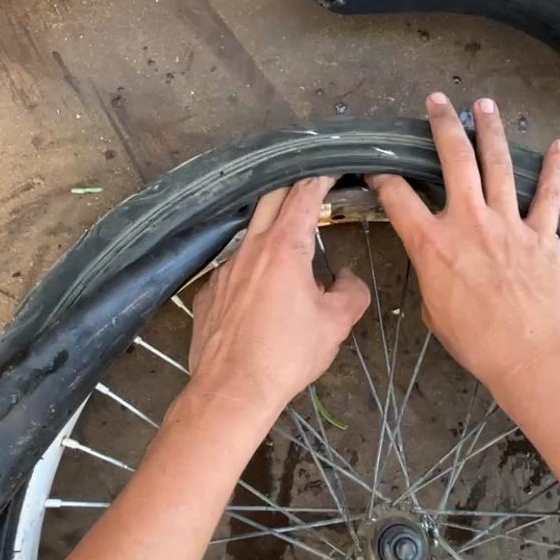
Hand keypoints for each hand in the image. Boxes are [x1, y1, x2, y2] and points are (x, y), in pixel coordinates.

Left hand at [184, 176, 370, 423]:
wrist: (232, 390)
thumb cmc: (286, 355)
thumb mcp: (335, 324)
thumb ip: (351, 292)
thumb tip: (347, 279)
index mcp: (283, 247)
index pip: (304, 195)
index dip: (321, 177)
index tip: (331, 169)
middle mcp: (250, 248)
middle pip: (271, 199)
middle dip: (293, 189)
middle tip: (312, 193)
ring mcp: (225, 268)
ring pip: (249, 232)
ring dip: (271, 228)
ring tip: (290, 246)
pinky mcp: (209, 291)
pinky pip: (233, 265)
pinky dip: (252, 264)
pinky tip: (261, 290)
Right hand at [367, 93, 559, 395]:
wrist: (530, 356)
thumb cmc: (475, 341)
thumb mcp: (435, 311)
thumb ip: (433, 276)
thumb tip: (439, 265)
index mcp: (433, 243)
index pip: (399, 198)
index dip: (384, 177)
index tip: (379, 166)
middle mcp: (468, 221)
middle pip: (454, 160)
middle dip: (443, 125)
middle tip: (438, 101)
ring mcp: (508, 223)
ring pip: (498, 165)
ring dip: (491, 131)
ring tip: (485, 104)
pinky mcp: (542, 234)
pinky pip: (551, 195)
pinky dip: (556, 169)